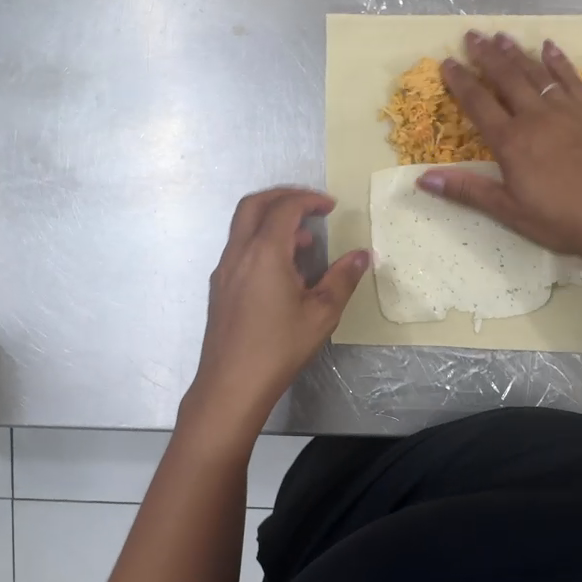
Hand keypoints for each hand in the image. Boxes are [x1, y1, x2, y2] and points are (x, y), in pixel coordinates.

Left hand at [187, 188, 368, 421]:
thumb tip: (362, 256)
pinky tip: (284, 271)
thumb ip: (342, 279)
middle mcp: (238, 253)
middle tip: (311, 206)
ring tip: (304, 242)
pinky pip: (240, 248)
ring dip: (272, 221)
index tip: (331, 206)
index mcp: (264, 252)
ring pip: (243, 226)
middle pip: (254, 204)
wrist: (232, 384)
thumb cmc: (279, 348)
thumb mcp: (321, 314)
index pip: (285, 207)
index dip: (309, 199)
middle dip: (283, 197)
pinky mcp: (220, 287)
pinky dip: (261, 242)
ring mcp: (224, 270)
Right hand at [421, 32, 581, 261]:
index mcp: (511, 142)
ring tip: (501, 36)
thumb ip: (467, 190)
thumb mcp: (509, 211)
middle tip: (472, 35)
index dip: (460, 82)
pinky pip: (571, 79)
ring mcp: (567, 111)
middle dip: (486, 56)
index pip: (478, 104)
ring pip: (536, 73)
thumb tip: (423, 178)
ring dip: (517, 53)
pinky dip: (558, 62)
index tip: (447, 62)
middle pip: (506, 78)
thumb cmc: (561, 219)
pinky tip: (549, 48)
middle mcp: (536, 117)